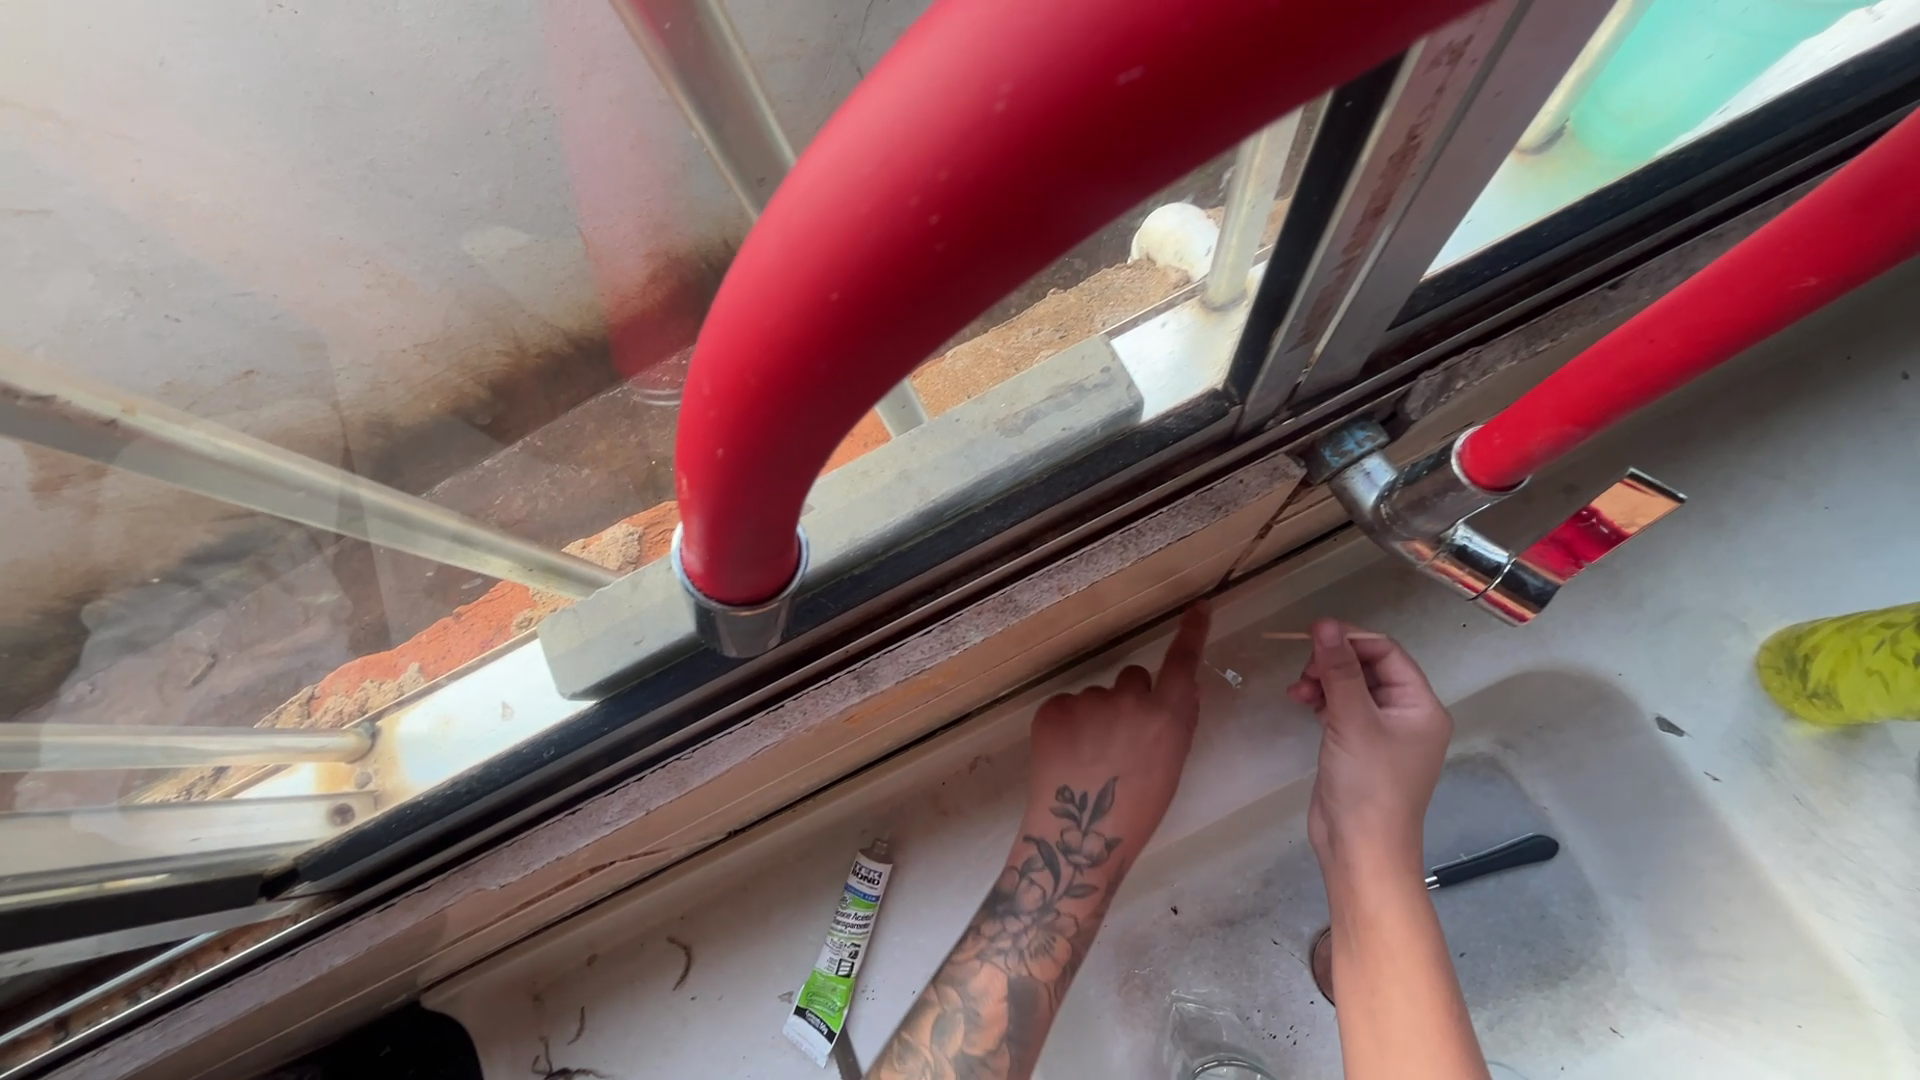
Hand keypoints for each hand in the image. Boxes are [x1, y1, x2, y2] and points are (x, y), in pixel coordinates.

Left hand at [1027, 605, 1209, 842]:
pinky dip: (1067, 724)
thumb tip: (1181, 688)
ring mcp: (1088, 701)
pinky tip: (1067, 756)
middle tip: (1120, 742)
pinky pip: (1067, 705)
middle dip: (1130, 701)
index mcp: (1167, 717)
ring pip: (1098, 696)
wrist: (1078, 837)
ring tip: (1091, 758)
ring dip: (1096, 717)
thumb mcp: (1170, 765)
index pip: (1182, 663)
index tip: (1198, 607)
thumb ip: (1175, 722)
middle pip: (1134, 679)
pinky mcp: (1053, 708)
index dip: (1192, 633)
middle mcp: (1130, 699)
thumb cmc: (1136, 809)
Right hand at [1288, 619, 1451, 876]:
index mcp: (1420, 706)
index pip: (1387, 652)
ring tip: (1297, 692)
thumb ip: (1338, 669)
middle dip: (1332, 663)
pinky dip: (1320, 699)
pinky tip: (1300, 702)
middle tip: (1303, 673)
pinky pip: (1340, 707)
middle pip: (1368, 667)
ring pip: (1350, 686)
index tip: (1311, 637)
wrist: (1360, 847)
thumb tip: (1324, 624)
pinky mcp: (1358, 745)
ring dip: (1322, 680)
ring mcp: (1381, 731)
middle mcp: (1406, 714)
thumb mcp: (1352, 720)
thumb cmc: (1367, 783)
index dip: (1350, 639)